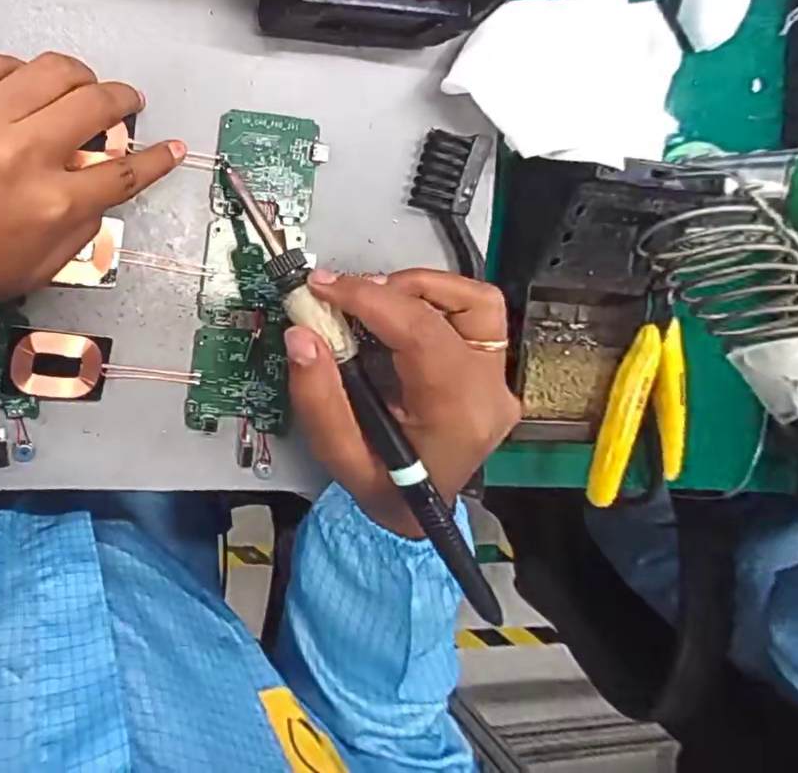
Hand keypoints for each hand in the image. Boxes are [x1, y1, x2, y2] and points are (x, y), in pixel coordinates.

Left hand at [0, 52, 184, 325]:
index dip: (156, 158)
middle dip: (123, 99)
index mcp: (50, 205)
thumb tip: (106, 186)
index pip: (124, 171)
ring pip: (53, 69)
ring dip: (79, 75)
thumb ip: (81, 227)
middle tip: (124, 102)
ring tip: (78, 86)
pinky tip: (20, 86)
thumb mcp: (34, 269)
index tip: (169, 148)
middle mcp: (24, 153)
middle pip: (96, 103)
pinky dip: (19, 71)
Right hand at [285, 269, 521, 538]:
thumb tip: (302, 336)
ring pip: (475, 300)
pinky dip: (427, 298)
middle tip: (340, 294)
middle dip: (388, 289)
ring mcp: (495, 379)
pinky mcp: (487, 368)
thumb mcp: (336, 451)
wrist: (416, 511)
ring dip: (416, 288)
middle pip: (459, 306)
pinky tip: (390, 311)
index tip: (322, 287)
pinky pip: (470, 313)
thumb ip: (317, 395)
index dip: (368, 298)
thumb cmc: (381, 484)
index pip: (422, 331)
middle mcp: (488, 391)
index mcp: (456, 413)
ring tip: (368, 298)